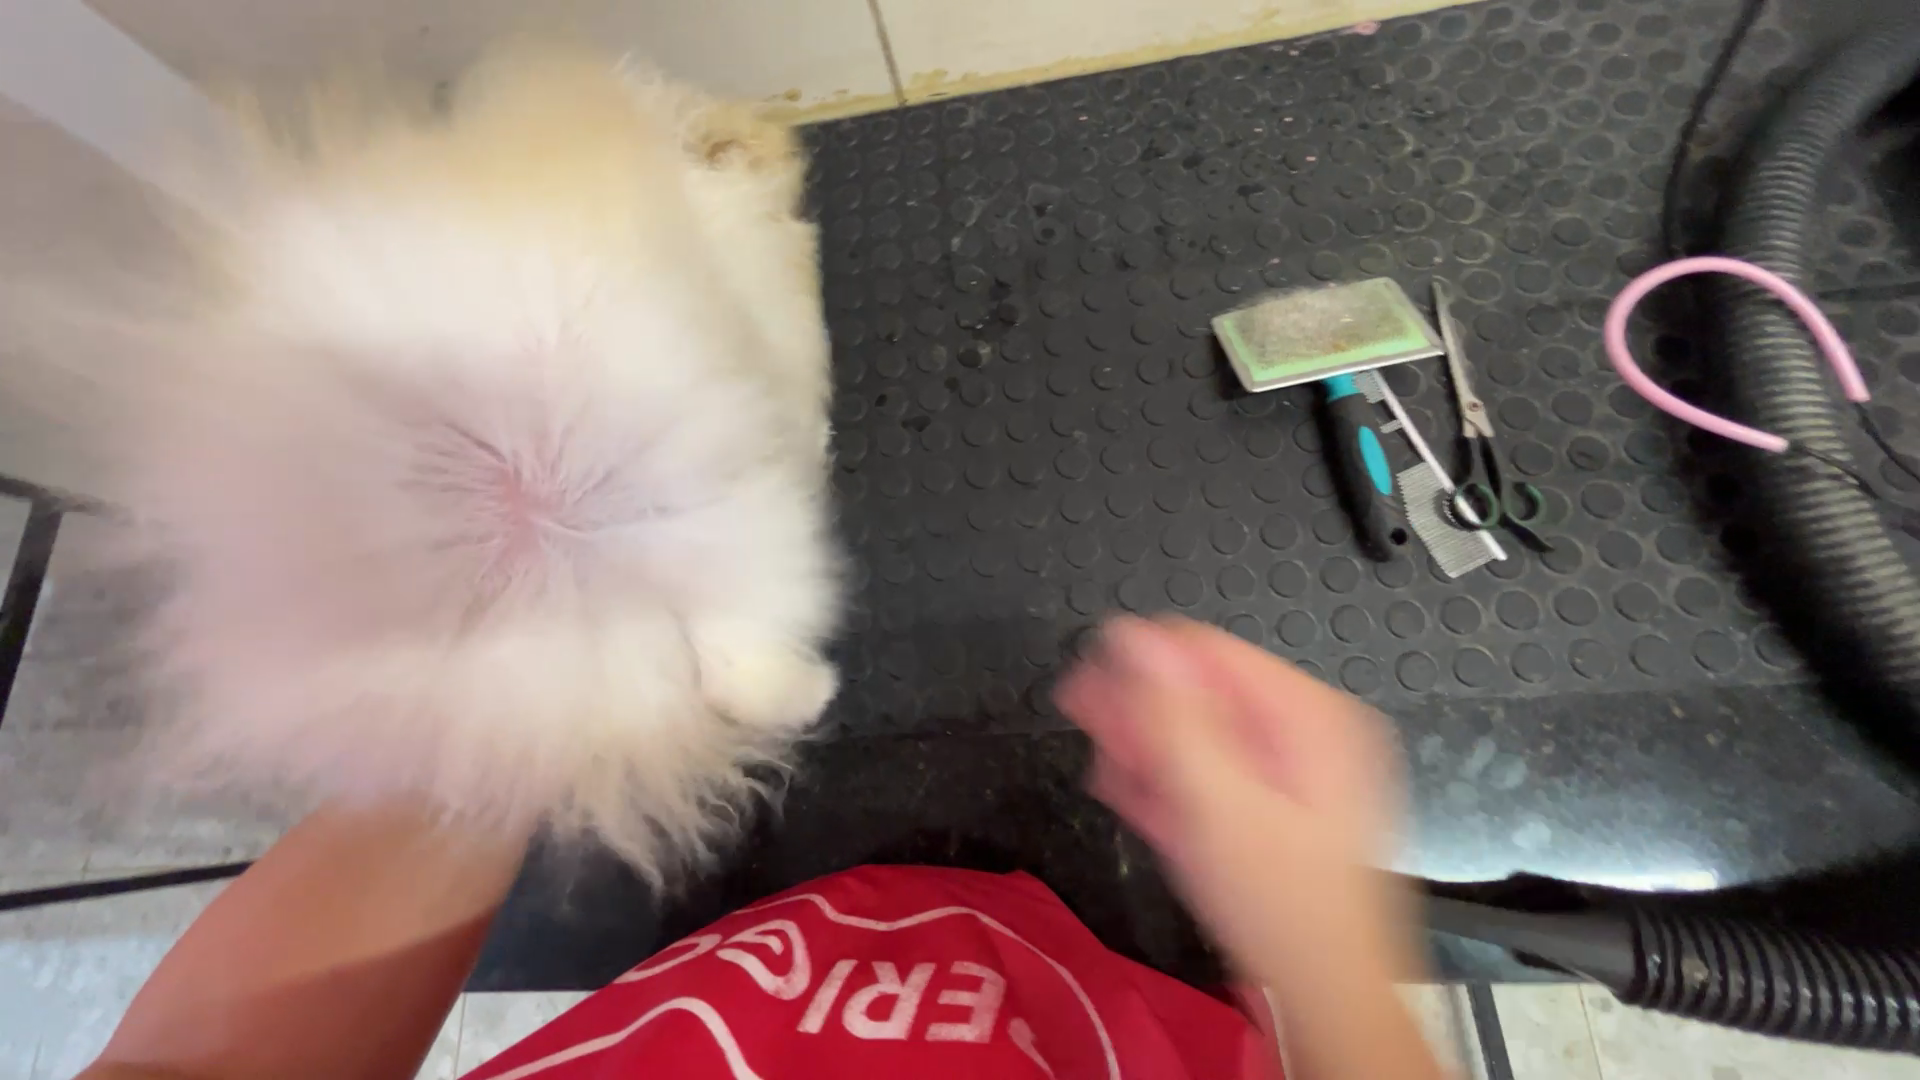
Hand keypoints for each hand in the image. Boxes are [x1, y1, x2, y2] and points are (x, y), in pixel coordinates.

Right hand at [1055, 616, 1418, 996]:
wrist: (1326, 998)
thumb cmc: (1278, 904)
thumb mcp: (1214, 803)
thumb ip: (1169, 715)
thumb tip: (1128, 636)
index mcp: (1307, 711)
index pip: (1202, 649)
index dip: (1136, 666)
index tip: (1084, 693)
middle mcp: (1305, 723)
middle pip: (1198, 687)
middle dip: (1138, 713)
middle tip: (1093, 738)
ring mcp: (1293, 758)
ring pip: (1198, 726)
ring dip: (1148, 749)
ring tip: (1116, 780)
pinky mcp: (1276, 790)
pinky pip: (1212, 761)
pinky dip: (1173, 777)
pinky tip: (1145, 799)